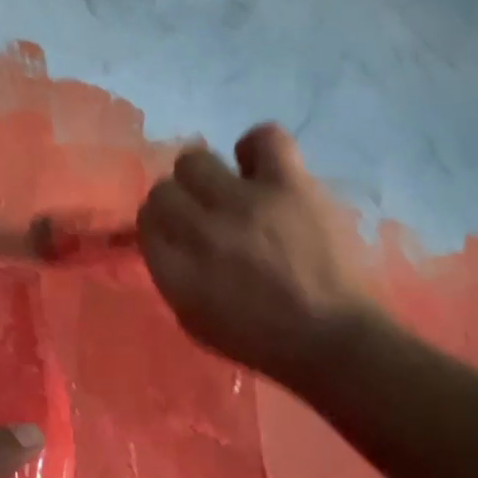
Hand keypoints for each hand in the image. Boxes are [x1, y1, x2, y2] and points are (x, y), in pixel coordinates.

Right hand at [137, 123, 380, 386]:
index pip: (145, 221)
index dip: (161, 225)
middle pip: (164, 190)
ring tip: (233, 191)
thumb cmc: (259, 340)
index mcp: (173, 269)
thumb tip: (170, 241)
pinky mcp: (287, 184)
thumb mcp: (193, 319)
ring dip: (209, 176)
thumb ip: (174, 274)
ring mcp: (243, 202)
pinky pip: (262, 137)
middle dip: (180, 202)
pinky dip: (256, 148)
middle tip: (205, 216)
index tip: (178, 235)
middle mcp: (199, 230)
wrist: (332, 339)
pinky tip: (262, 169)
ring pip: (196, 159)